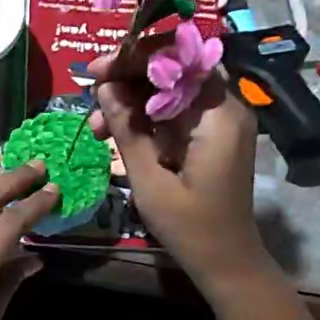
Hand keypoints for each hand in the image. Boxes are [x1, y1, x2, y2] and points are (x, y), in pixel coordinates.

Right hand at [90, 41, 276, 297]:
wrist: (227, 262)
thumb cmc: (191, 229)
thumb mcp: (151, 183)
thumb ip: (128, 132)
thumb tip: (105, 88)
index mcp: (217, 116)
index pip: (177, 60)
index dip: (134, 57)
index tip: (97, 70)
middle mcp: (226, 108)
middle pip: (175, 69)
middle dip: (130, 79)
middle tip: (92, 94)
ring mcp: (221, 122)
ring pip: (172, 90)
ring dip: (134, 101)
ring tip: (98, 126)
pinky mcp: (213, 137)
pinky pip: (177, 112)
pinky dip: (148, 118)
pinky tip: (117, 133)